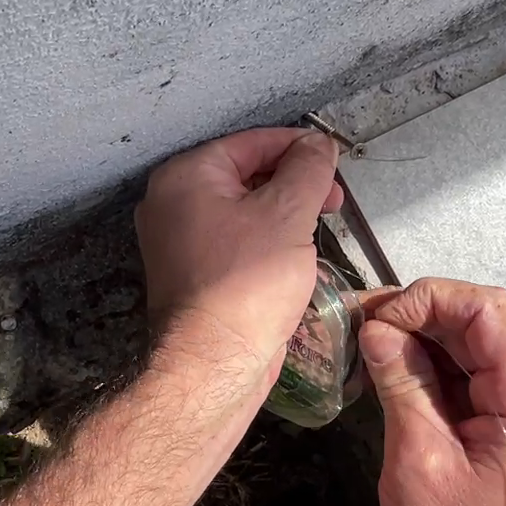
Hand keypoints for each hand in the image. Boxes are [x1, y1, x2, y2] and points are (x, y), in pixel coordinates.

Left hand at [135, 128, 342, 389]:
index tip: (334, 160)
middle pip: (243, 173)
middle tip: (334, 199)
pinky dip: (263, 235)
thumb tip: (317, 143)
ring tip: (320, 223)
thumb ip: (306, 169)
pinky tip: (294, 248)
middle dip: (292, 180)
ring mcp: (175, 238)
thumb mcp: (287, 214)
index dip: (298, 146)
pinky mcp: (189, 270)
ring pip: (239, 207)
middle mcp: (170, 201)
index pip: (249, 142)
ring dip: (282, 209)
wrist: (214, 362)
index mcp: (185, 176)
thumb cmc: (248, 282)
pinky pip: (231, 237)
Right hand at [358, 279, 505, 505]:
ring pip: (479, 344)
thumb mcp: (419, 464)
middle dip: (420, 313)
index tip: (379, 321)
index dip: (429, 299)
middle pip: (486, 321)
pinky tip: (396, 371)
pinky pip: (477, 375)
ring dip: (424, 337)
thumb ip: (401, 386)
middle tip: (363, 327)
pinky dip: (435, 365)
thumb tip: (376, 329)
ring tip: (370, 346)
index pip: (489, 311)